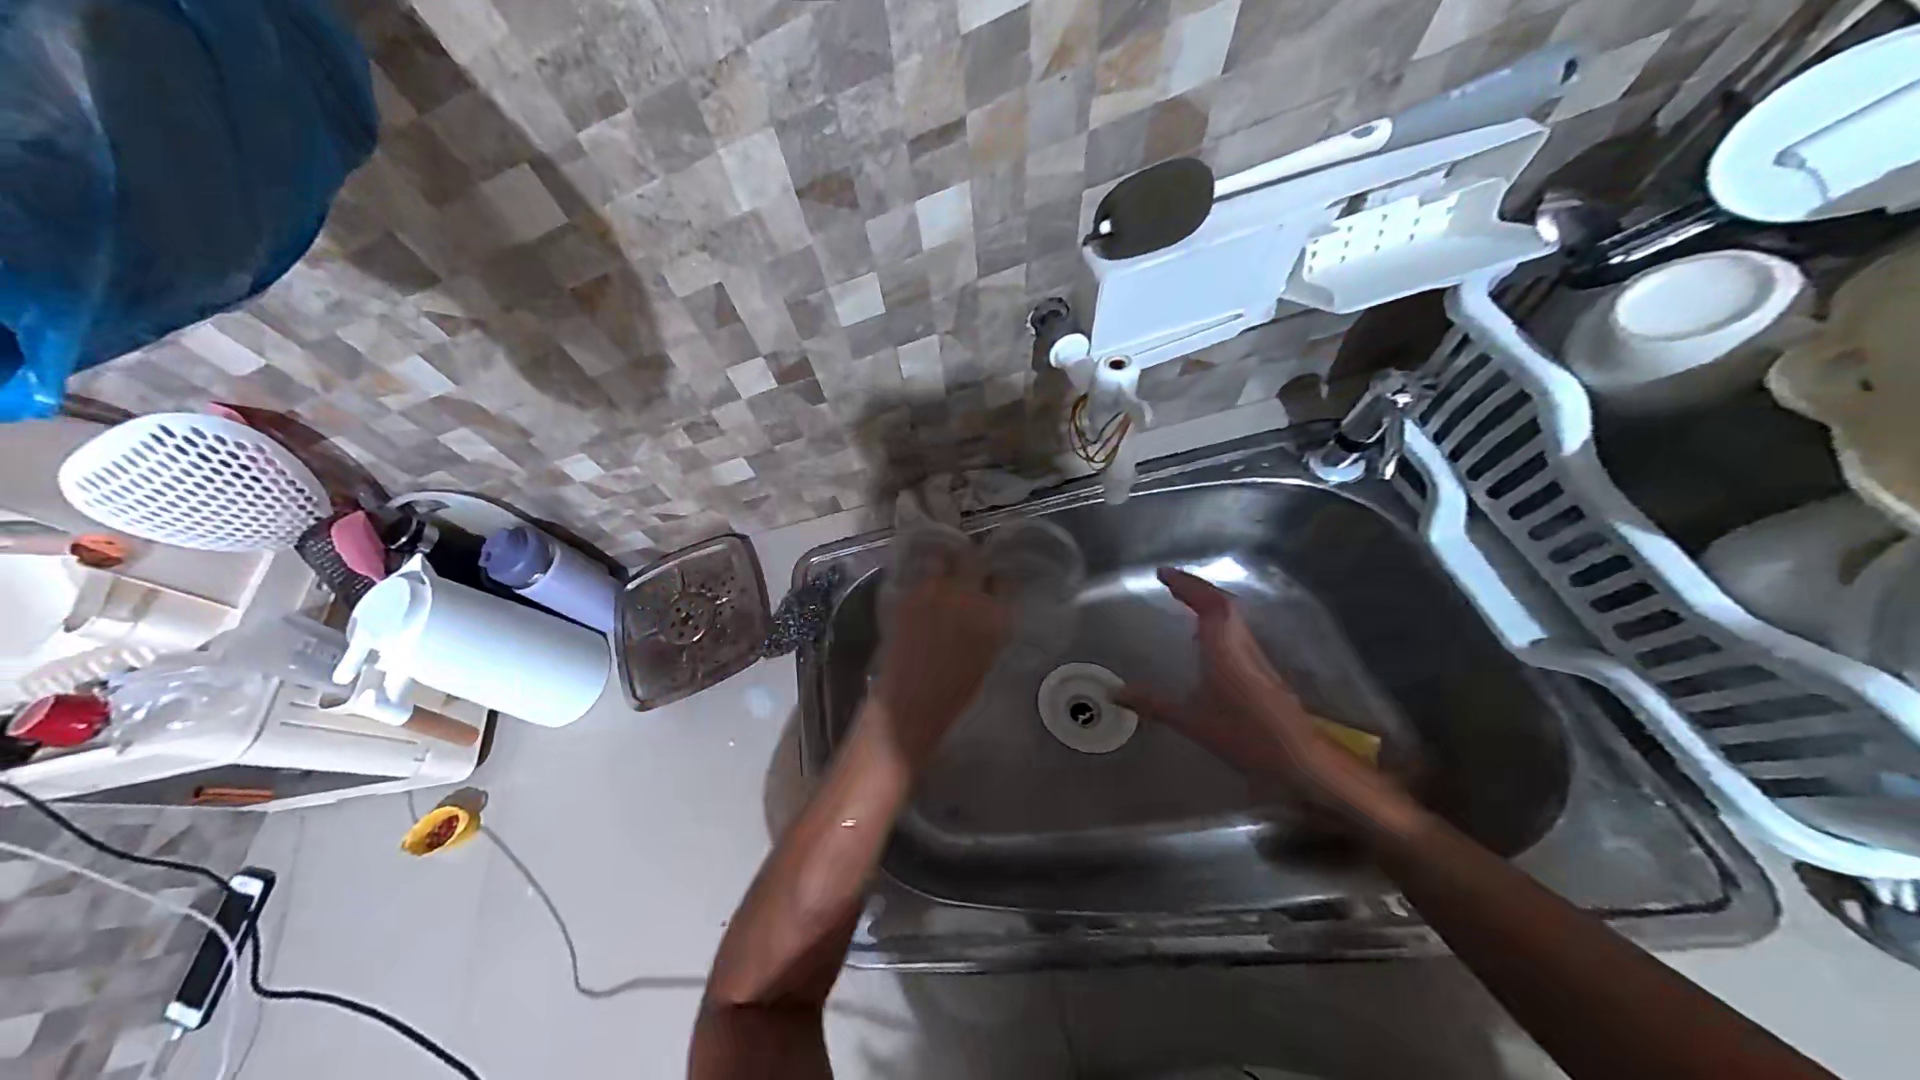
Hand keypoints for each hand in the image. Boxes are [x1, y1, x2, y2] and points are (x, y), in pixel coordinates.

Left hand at [861, 556, 1008, 770]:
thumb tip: (983, 607)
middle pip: (975, 561)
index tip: (987, 583)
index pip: (1005, 582)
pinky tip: (919, 587)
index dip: (994, 581)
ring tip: (938, 573)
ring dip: (943, 564)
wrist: (910, 704)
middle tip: (962, 572)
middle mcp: (972, 598)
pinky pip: (919, 574)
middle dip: (970, 564)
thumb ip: (988, 625)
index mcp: (997, 619)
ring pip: (944, 558)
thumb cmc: (953, 691)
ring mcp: (939, 593)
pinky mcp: (911, 595)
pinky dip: (921, 578)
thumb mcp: (986, 656)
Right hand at [1120, 568, 1388, 809]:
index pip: (1208, 604)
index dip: (1186, 584)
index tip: (1163, 574)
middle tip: (1172, 583)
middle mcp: (1242, 645)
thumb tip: (1116, 692)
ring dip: (1210, 602)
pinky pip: (1237, 632)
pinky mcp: (1263, 670)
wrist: (1301, 760)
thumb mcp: (1191, 722)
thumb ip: (1153, 704)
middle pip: (1224, 603)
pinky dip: (1218, 622)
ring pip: (1233, 617)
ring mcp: (1256, 657)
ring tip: (1185, 602)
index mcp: (1224, 649)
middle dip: (1197, 588)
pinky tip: (1206, 639)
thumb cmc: (1245, 736)